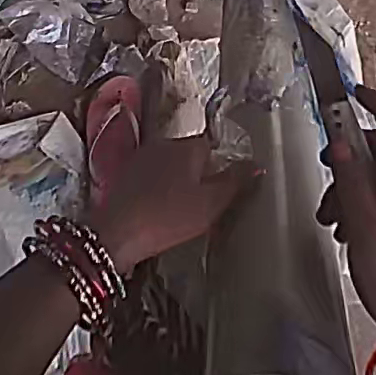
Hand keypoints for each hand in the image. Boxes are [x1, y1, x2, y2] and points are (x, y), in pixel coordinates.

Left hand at [87, 135, 256, 268]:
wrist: (118, 232)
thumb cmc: (169, 217)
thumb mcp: (210, 204)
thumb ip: (235, 182)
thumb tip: (257, 163)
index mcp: (188, 146)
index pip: (211, 146)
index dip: (218, 167)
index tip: (218, 190)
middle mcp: (164, 143)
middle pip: (189, 153)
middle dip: (197, 173)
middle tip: (201, 203)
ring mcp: (142, 155)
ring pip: (169, 163)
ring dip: (176, 179)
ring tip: (180, 208)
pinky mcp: (126, 172)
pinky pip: (152, 174)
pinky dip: (158, 186)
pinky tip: (158, 207)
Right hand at [317, 85, 375, 374]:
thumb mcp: (367, 233)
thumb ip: (353, 185)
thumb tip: (340, 145)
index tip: (355, 91)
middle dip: (348, 157)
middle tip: (326, 168)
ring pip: (372, 177)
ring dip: (346, 187)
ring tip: (332, 216)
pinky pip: (375, 198)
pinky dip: (354, 205)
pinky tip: (344, 228)